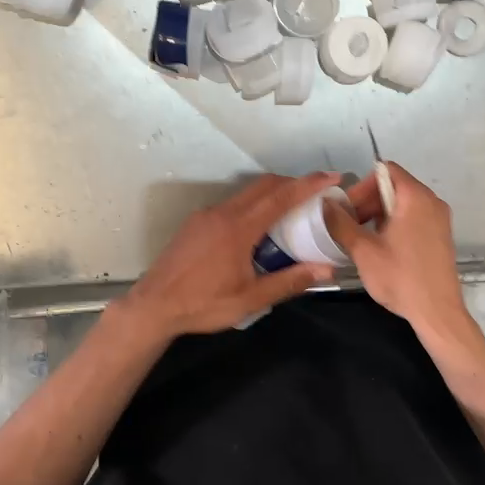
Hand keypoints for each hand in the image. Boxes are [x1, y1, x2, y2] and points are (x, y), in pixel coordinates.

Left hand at [117, 173, 341, 335]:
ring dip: (272, 195)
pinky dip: (253, 206)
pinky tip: (259, 229)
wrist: (152, 307)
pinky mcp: (196, 224)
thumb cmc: (203, 304)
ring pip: (246, 194)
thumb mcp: (250, 299)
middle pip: (263, 186)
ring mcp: (206, 216)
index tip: (332, 178)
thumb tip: (326, 270)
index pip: (280, 197)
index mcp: (238, 228)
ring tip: (292, 212)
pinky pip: (232, 205)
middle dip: (293, 184)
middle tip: (317, 194)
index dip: (309, 185)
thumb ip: (289, 281)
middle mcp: (222, 213)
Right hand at [323, 163, 470, 336]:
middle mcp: (432, 202)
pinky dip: (394, 225)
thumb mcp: (363, 250)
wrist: (437, 312)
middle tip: (348, 226)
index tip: (347, 211)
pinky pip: (414, 218)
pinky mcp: (441, 236)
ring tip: (361, 239)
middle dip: (368, 202)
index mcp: (415, 198)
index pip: (385, 171)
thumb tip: (325, 204)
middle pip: (394, 186)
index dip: (362, 186)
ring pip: (403, 204)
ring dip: (379, 215)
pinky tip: (381, 248)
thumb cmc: (400, 277)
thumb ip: (341, 223)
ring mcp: (440, 219)